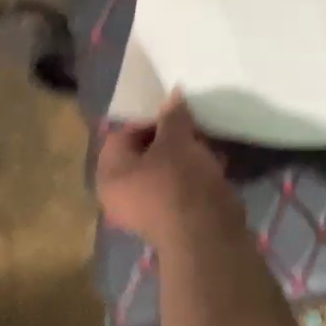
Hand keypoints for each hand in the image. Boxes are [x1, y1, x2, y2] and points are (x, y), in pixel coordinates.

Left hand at [96, 92, 244, 251]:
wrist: (204, 231)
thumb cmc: (181, 182)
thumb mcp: (177, 142)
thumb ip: (173, 117)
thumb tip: (172, 94)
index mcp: (110, 173)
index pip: (121, 135)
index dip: (150, 120)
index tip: (179, 115)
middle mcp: (119, 191)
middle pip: (142, 152)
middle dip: (171, 136)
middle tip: (195, 128)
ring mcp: (143, 206)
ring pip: (162, 168)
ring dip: (185, 153)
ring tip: (209, 144)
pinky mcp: (168, 214)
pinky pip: (176, 184)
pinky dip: (192, 172)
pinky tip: (214, 165)